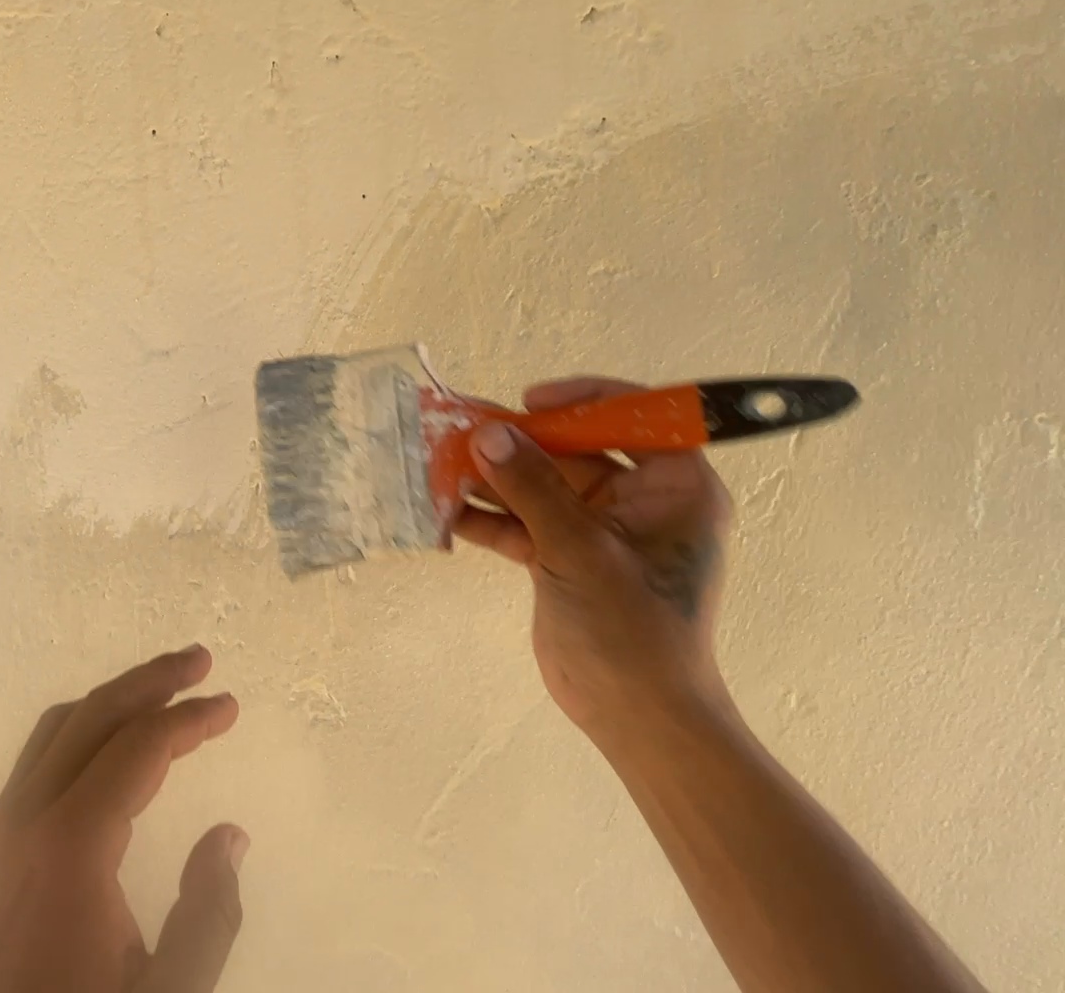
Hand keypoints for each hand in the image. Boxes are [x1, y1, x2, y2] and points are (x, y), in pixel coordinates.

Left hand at [0, 646, 246, 992]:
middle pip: (91, 717)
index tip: (228, 704)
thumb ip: (207, 916)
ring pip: (53, 733)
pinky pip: (33, 765)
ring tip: (159, 693)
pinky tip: (104, 754)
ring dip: (110, 703)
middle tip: (198, 660)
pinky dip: (78, 736)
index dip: (189, 719)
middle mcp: (23, 818)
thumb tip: (228, 837)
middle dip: (148, 681)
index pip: (138, 749)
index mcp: (70, 845)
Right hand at [453, 377, 736, 742]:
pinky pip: (521, 523)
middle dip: (518, 444)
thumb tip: (487, 434)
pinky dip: (487, 518)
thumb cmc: (631, 628)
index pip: (639, 419)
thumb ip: (533, 488)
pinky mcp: (562, 557)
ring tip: (439, 467)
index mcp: (674, 489)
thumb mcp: (581, 550)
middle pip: (573, 451)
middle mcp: (637, 502)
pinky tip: (444, 512)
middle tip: (462, 431)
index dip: (585, 400)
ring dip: (493, 480)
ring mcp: (596, 531)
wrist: (632, 713)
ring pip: (539, 487)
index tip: (529, 400)